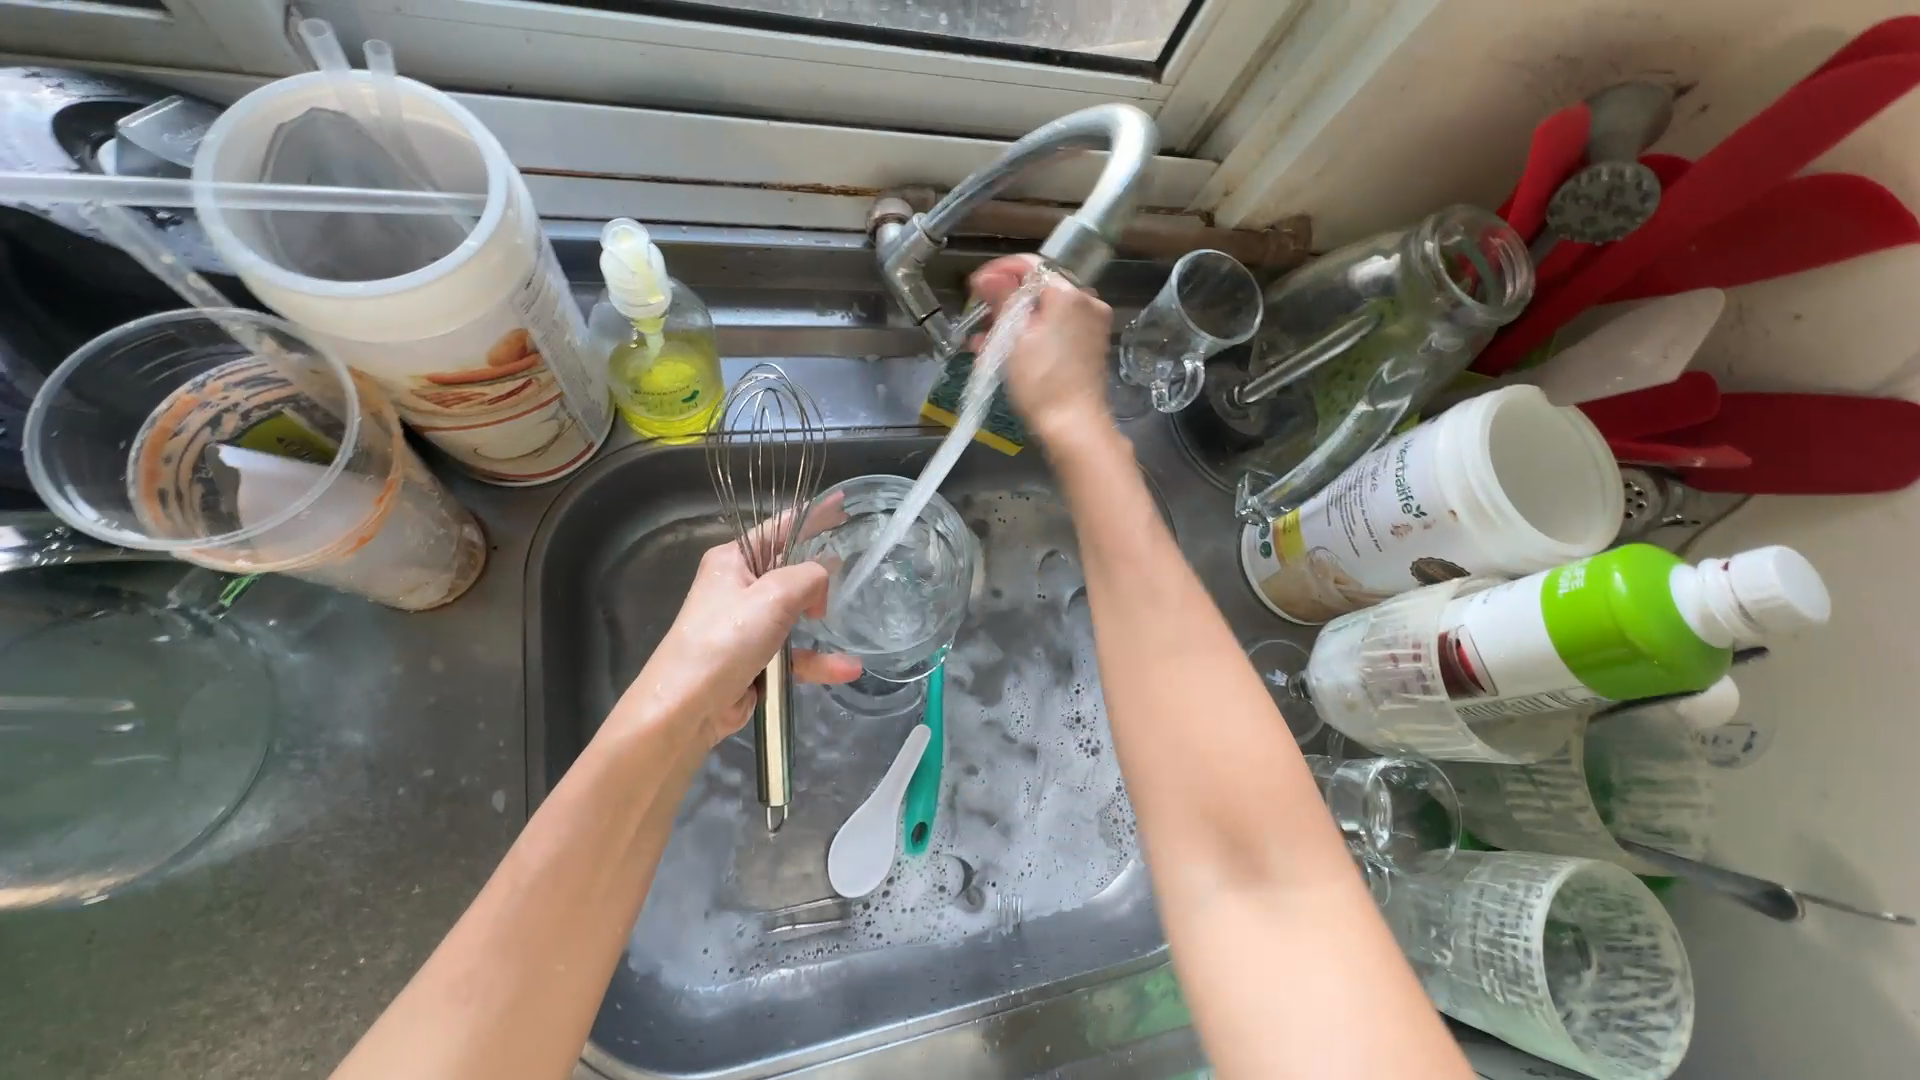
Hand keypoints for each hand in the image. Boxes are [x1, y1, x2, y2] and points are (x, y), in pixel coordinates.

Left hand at [610, 530, 861, 748]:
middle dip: (821, 572)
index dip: (812, 514)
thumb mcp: (773, 596)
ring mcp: (747, 626)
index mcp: (734, 560)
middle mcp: (739, 588)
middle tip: (858, 564)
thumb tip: (821, 587)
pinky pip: (795, 653)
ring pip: (796, 615)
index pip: (780, 527)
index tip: (842, 503)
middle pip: (790, 571)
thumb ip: (809, 577)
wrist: (686, 707)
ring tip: (854, 623)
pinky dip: (819, 661)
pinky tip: (847, 668)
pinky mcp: (756, 660)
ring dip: (822, 625)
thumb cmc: (725, 640)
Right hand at [968, 254, 1116, 447]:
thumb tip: (988, 276)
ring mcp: (1091, 325)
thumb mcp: (1013, 337)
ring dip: (1013, 322)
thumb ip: (1003, 299)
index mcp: (1068, 293)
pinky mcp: (1089, 346)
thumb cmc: (1040, 382)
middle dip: (1004, 302)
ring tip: (983, 342)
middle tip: (978, 319)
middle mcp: (1086, 302)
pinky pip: (1055, 329)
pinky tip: (1005, 353)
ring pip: (1044, 311)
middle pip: (1038, 288)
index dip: (998, 272)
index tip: (974, 288)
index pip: (1030, 264)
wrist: (1074, 427)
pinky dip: (1031, 335)